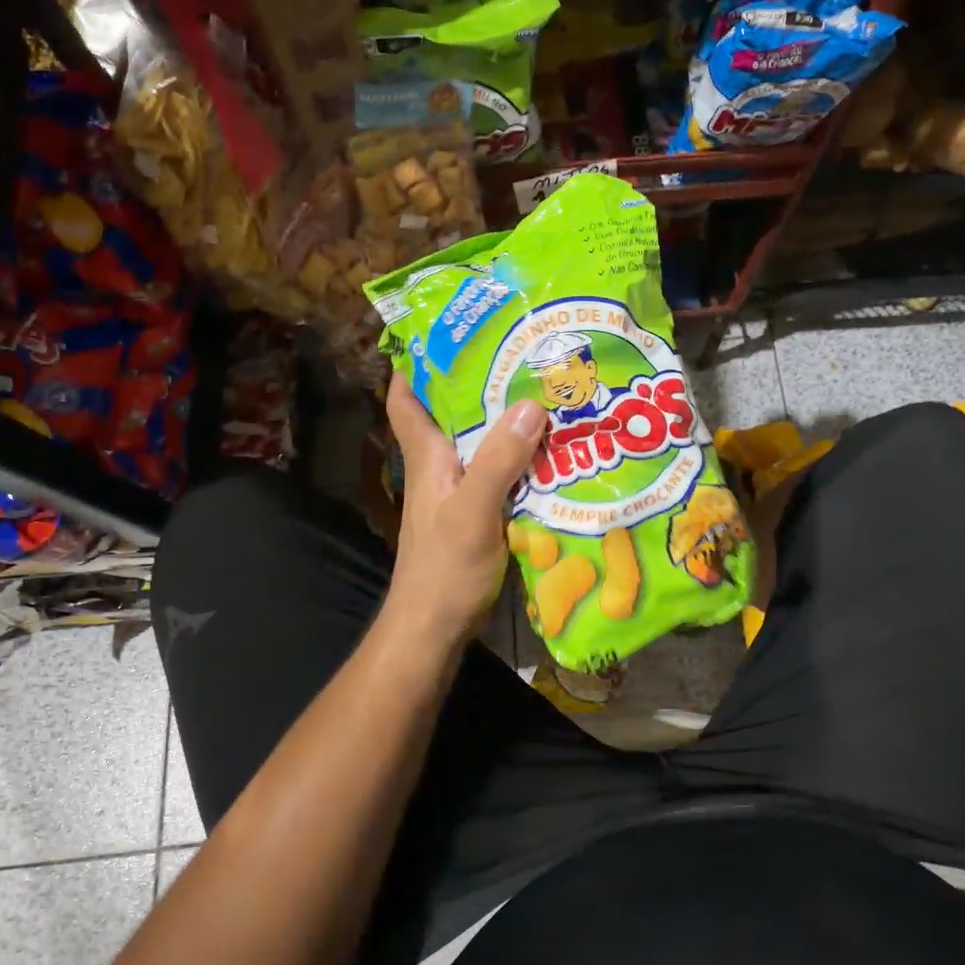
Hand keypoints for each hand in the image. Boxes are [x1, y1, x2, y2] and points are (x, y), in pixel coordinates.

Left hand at [384, 373, 546, 637]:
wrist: (433, 631)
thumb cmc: (444, 570)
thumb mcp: (473, 512)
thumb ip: (498, 460)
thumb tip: (530, 403)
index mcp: (428, 458)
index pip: (407, 400)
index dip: (417, 365)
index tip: (447, 333)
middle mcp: (440, 469)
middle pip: (455, 416)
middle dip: (484, 386)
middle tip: (526, 357)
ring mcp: (459, 496)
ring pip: (483, 446)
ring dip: (510, 425)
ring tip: (552, 397)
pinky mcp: (478, 519)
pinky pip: (502, 477)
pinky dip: (524, 463)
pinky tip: (557, 458)